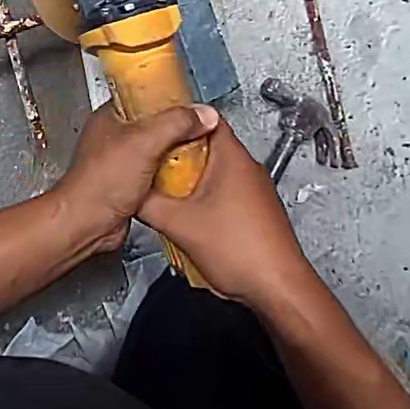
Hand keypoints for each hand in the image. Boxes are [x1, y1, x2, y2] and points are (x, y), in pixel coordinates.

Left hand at [46, 102, 219, 252]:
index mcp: (110, 117)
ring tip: (198, 153)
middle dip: (177, 129)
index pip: (144, 97)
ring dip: (176, 155)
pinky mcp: (129, 184)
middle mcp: (114, 137)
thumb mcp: (144, 142)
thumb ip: (175, 124)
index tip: (192, 104)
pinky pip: (157, 174)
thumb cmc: (101, 182)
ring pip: (157, 151)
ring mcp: (121, 161)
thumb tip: (203, 113)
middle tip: (199, 130)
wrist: (88, 223)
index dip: (168, 99)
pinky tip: (186, 179)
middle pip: (154, 125)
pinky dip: (171, 176)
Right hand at [138, 122, 318, 308]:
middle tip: (153, 160)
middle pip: (207, 143)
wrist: (278, 290)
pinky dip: (204, 194)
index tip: (156, 123)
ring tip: (166, 189)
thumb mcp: (178, 224)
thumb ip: (147, 203)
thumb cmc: (241, 251)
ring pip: (214, 168)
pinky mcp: (255, 209)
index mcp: (232, 158)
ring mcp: (254, 189)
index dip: (178, 118)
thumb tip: (130, 193)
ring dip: (189, 176)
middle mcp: (248, 168)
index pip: (206, 118)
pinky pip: (224, 189)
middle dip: (177, 151)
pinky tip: (188, 214)